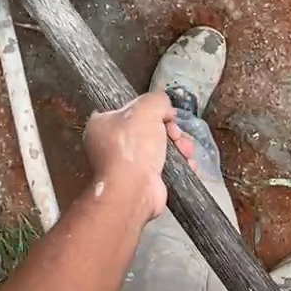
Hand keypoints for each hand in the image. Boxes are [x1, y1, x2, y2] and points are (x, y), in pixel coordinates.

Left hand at [83, 92, 194, 223]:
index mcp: (102, 124)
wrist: (134, 190)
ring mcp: (127, 165)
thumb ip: (157, 99)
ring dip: (180, 146)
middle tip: (177, 135)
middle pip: (150, 128)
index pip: (130, 110)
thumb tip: (166, 110)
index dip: (152, 110)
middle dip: (171, 130)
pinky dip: (180, 164)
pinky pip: (166, 166)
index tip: (166, 115)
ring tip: (186, 151)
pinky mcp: (143, 181)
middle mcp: (111, 145)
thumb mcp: (146, 108)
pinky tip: (188, 163)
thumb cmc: (132, 147)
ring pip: (161, 147)